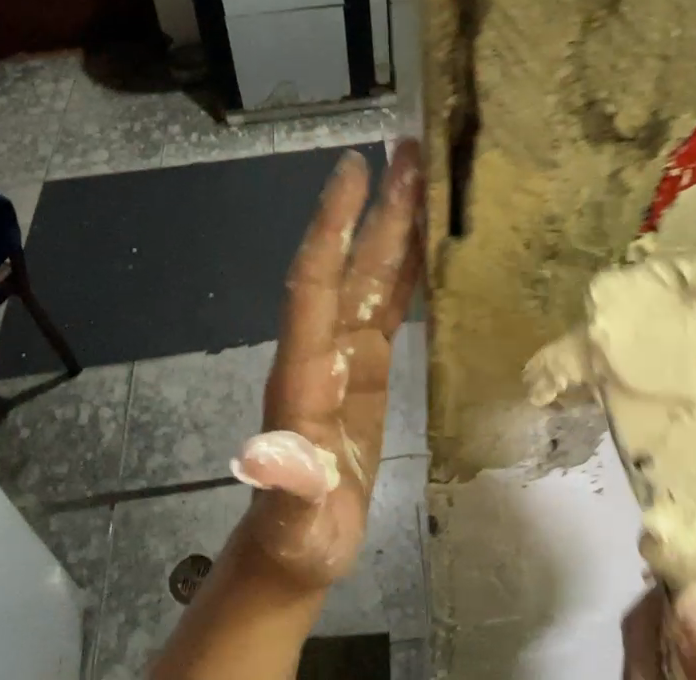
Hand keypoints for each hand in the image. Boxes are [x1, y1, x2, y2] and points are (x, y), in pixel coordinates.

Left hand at [229, 141, 423, 588]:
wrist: (302, 545)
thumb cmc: (298, 531)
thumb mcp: (294, 517)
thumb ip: (286, 484)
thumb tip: (266, 451)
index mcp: (304, 369)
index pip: (316, 283)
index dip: (332, 226)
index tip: (352, 171)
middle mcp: (324, 346)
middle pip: (352, 264)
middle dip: (377, 207)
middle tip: (405, 149)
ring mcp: (348, 353)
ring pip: (374, 275)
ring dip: (395, 225)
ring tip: (422, 175)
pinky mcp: (370, 366)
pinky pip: (391, 304)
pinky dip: (408, 266)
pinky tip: (429, 239)